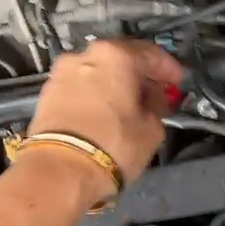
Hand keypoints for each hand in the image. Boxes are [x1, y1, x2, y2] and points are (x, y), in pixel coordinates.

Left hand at [24, 39, 181, 200]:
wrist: (59, 171)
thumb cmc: (113, 145)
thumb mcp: (151, 128)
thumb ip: (156, 104)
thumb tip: (152, 98)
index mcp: (115, 56)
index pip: (150, 54)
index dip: (168, 69)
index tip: (177, 82)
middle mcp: (85, 55)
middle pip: (120, 59)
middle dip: (138, 75)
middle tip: (154, 92)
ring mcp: (61, 73)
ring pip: (97, 73)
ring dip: (114, 85)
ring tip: (127, 105)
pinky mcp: (47, 94)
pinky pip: (80, 88)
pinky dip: (94, 95)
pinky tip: (104, 113)